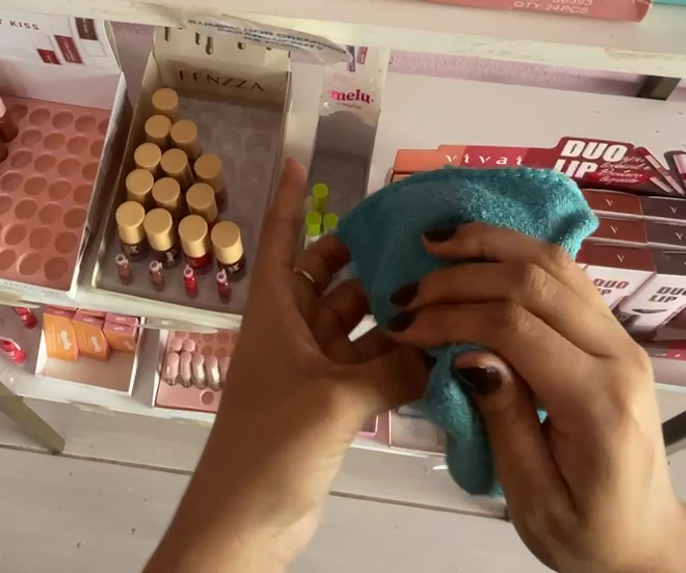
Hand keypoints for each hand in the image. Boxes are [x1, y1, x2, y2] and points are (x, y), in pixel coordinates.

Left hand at [147, 161, 428, 572]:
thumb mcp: (334, 399)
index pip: (280, 241)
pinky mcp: (327, 402)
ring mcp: (309, 367)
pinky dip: (393, 358)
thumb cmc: (271, 443)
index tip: (298, 162)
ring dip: (388, 313)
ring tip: (438, 290)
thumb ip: (392, 371)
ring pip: (354, 324)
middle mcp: (291, 330)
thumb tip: (442, 347)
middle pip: (328, 279)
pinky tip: (432, 348)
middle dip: (363, 260)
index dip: (287, 201)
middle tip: (413, 240)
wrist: (244, 522)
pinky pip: (365, 364)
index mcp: (274, 311)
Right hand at [386, 225, 685, 572]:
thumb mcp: (534, 500)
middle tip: (406, 291)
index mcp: (598, 401)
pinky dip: (513, 249)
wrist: (648, 540)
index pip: (517, 327)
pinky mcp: (609, 327)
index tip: (403, 324)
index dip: (453, 315)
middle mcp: (617, 353)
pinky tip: (476, 247)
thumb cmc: (586, 530)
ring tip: (434, 242)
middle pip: (533, 281)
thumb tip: (467, 352)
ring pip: (551, 260)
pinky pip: (561, 269)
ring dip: (487, 244)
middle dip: (459, 277)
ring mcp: (619, 334)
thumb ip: (503, 420)